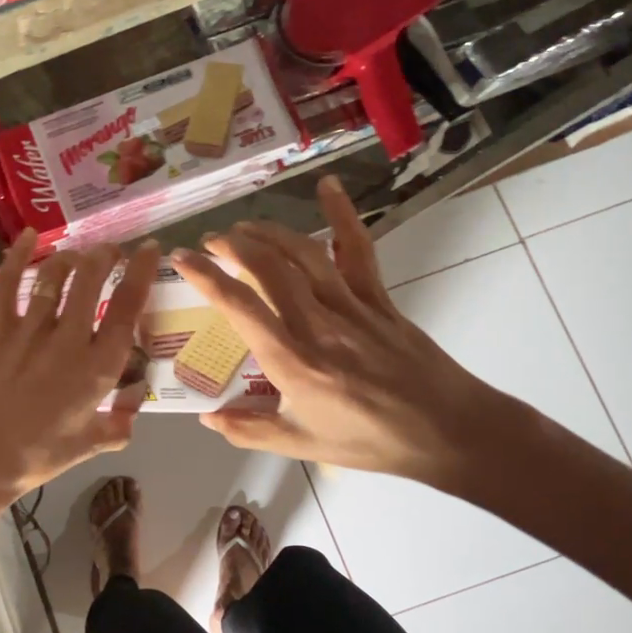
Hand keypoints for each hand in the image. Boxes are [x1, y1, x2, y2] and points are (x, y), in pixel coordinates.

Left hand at [0, 233, 162, 496]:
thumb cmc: (37, 455)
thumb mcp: (90, 446)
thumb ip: (116, 426)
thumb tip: (130, 415)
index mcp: (99, 367)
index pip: (128, 306)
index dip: (142, 272)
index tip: (150, 250)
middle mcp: (70, 338)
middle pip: (92, 279)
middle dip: (105, 256)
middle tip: (110, 250)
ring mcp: (31, 329)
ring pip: (56, 275)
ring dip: (71, 257)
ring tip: (79, 253)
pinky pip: (9, 281)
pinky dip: (18, 254)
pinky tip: (28, 235)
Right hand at [171, 178, 522, 488]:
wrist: (450, 430)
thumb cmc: (370, 441)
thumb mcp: (301, 445)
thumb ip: (249, 430)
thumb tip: (205, 417)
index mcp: (293, 362)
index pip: (239, 307)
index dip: (205, 277)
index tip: (181, 258)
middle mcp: (318, 324)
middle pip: (268, 269)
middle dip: (232, 246)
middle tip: (208, 242)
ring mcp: (351, 306)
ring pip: (303, 254)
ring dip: (268, 233)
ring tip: (243, 228)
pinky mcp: (378, 298)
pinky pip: (357, 250)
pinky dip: (342, 215)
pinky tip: (327, 187)